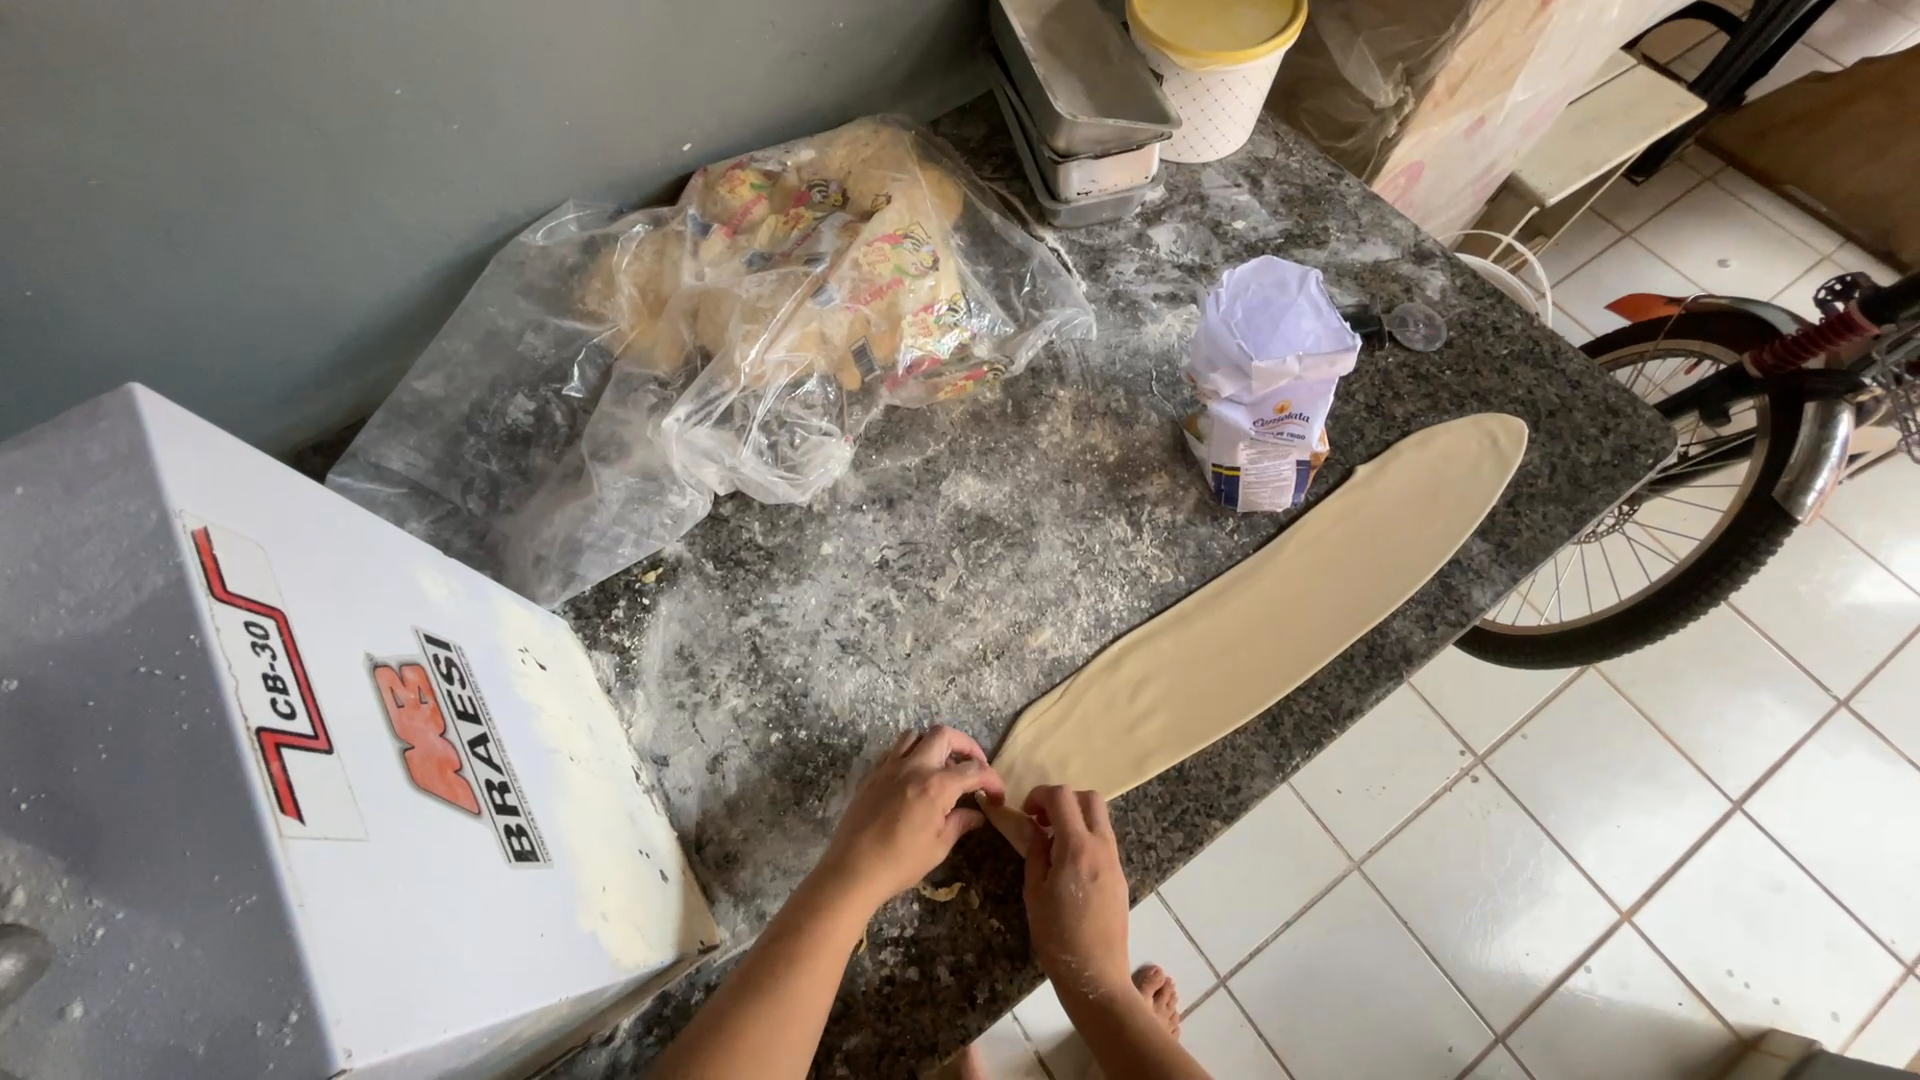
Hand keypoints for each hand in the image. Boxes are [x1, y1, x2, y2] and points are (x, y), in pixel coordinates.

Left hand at [816, 725, 1006, 910]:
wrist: (853, 869)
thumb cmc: (900, 862)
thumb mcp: (938, 846)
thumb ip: (959, 823)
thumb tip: (977, 815)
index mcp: (936, 785)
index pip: (974, 770)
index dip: (992, 780)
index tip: (998, 796)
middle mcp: (914, 767)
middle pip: (944, 734)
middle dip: (966, 745)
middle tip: (973, 766)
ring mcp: (890, 767)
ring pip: (916, 736)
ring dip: (934, 744)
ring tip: (942, 766)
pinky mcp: (872, 774)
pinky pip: (894, 750)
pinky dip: (910, 753)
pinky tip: (913, 775)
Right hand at [1022, 785, 1132, 1001]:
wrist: (1095, 974)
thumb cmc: (1057, 936)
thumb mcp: (1034, 892)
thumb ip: (1035, 852)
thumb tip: (1034, 827)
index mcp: (1077, 848)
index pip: (1062, 796)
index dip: (1040, 795)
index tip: (1027, 812)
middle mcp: (1101, 847)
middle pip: (1090, 798)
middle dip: (1063, 799)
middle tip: (1043, 820)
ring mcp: (1115, 861)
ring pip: (1100, 818)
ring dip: (1076, 817)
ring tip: (1053, 843)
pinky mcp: (1120, 876)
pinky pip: (1104, 840)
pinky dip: (1086, 836)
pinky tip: (1069, 863)